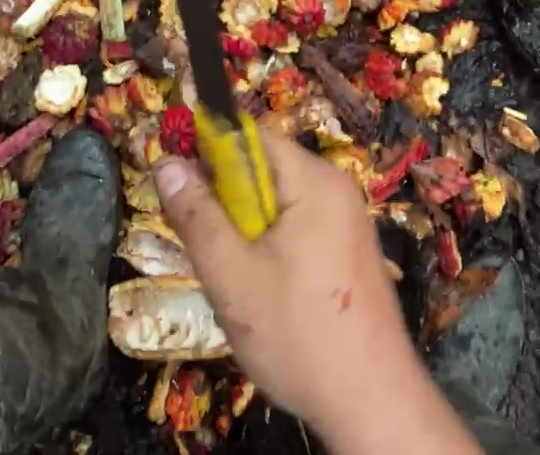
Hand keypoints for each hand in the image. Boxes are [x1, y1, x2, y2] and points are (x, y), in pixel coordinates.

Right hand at [154, 135, 480, 451]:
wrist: (372, 403)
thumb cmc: (299, 335)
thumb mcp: (232, 276)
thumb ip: (197, 216)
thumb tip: (166, 162)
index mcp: (314, 180)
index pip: (250, 136)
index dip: (206, 150)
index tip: (175, 184)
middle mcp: (335, 188)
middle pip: (262, 170)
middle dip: (224, 201)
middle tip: (202, 247)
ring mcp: (345, 220)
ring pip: (275, 204)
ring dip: (243, 230)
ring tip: (230, 277)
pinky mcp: (346, 250)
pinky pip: (295, 227)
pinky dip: (267, 247)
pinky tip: (259, 291)